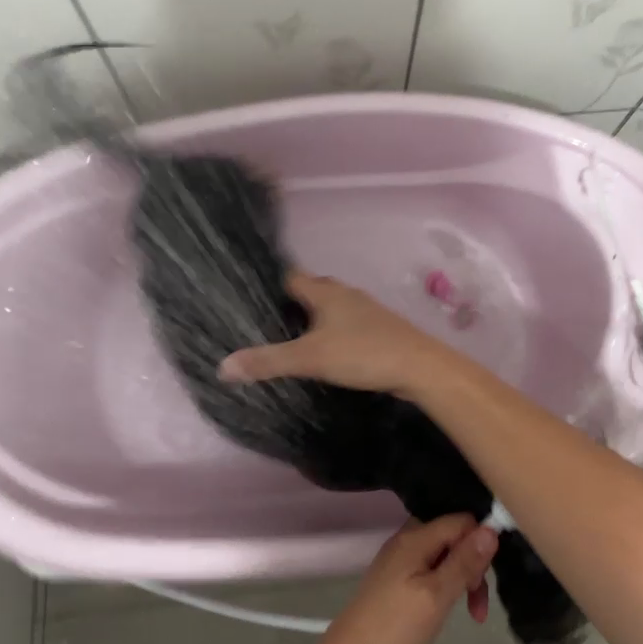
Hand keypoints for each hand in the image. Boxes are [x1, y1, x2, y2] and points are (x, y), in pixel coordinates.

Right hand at [219, 273, 456, 396]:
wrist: (420, 367)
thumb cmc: (362, 352)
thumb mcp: (309, 358)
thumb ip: (267, 361)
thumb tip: (222, 366)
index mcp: (326, 292)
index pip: (291, 277)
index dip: (271, 286)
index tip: (251, 301)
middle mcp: (345, 294)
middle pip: (312, 290)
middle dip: (291, 304)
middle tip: (267, 324)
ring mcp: (365, 311)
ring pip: (331, 309)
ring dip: (314, 320)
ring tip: (292, 340)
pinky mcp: (379, 330)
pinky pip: (347, 324)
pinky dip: (332, 333)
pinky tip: (327, 353)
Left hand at [293, 516, 500, 643]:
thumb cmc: (396, 628)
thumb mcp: (436, 596)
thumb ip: (463, 562)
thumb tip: (491, 527)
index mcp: (415, 537)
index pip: (460, 520)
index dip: (481, 541)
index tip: (489, 575)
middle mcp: (406, 541)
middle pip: (452, 538)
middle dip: (472, 565)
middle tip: (478, 602)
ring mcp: (399, 562)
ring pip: (443, 557)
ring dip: (462, 580)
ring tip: (472, 614)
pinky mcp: (395, 582)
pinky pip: (430, 571)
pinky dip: (445, 587)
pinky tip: (448, 608)